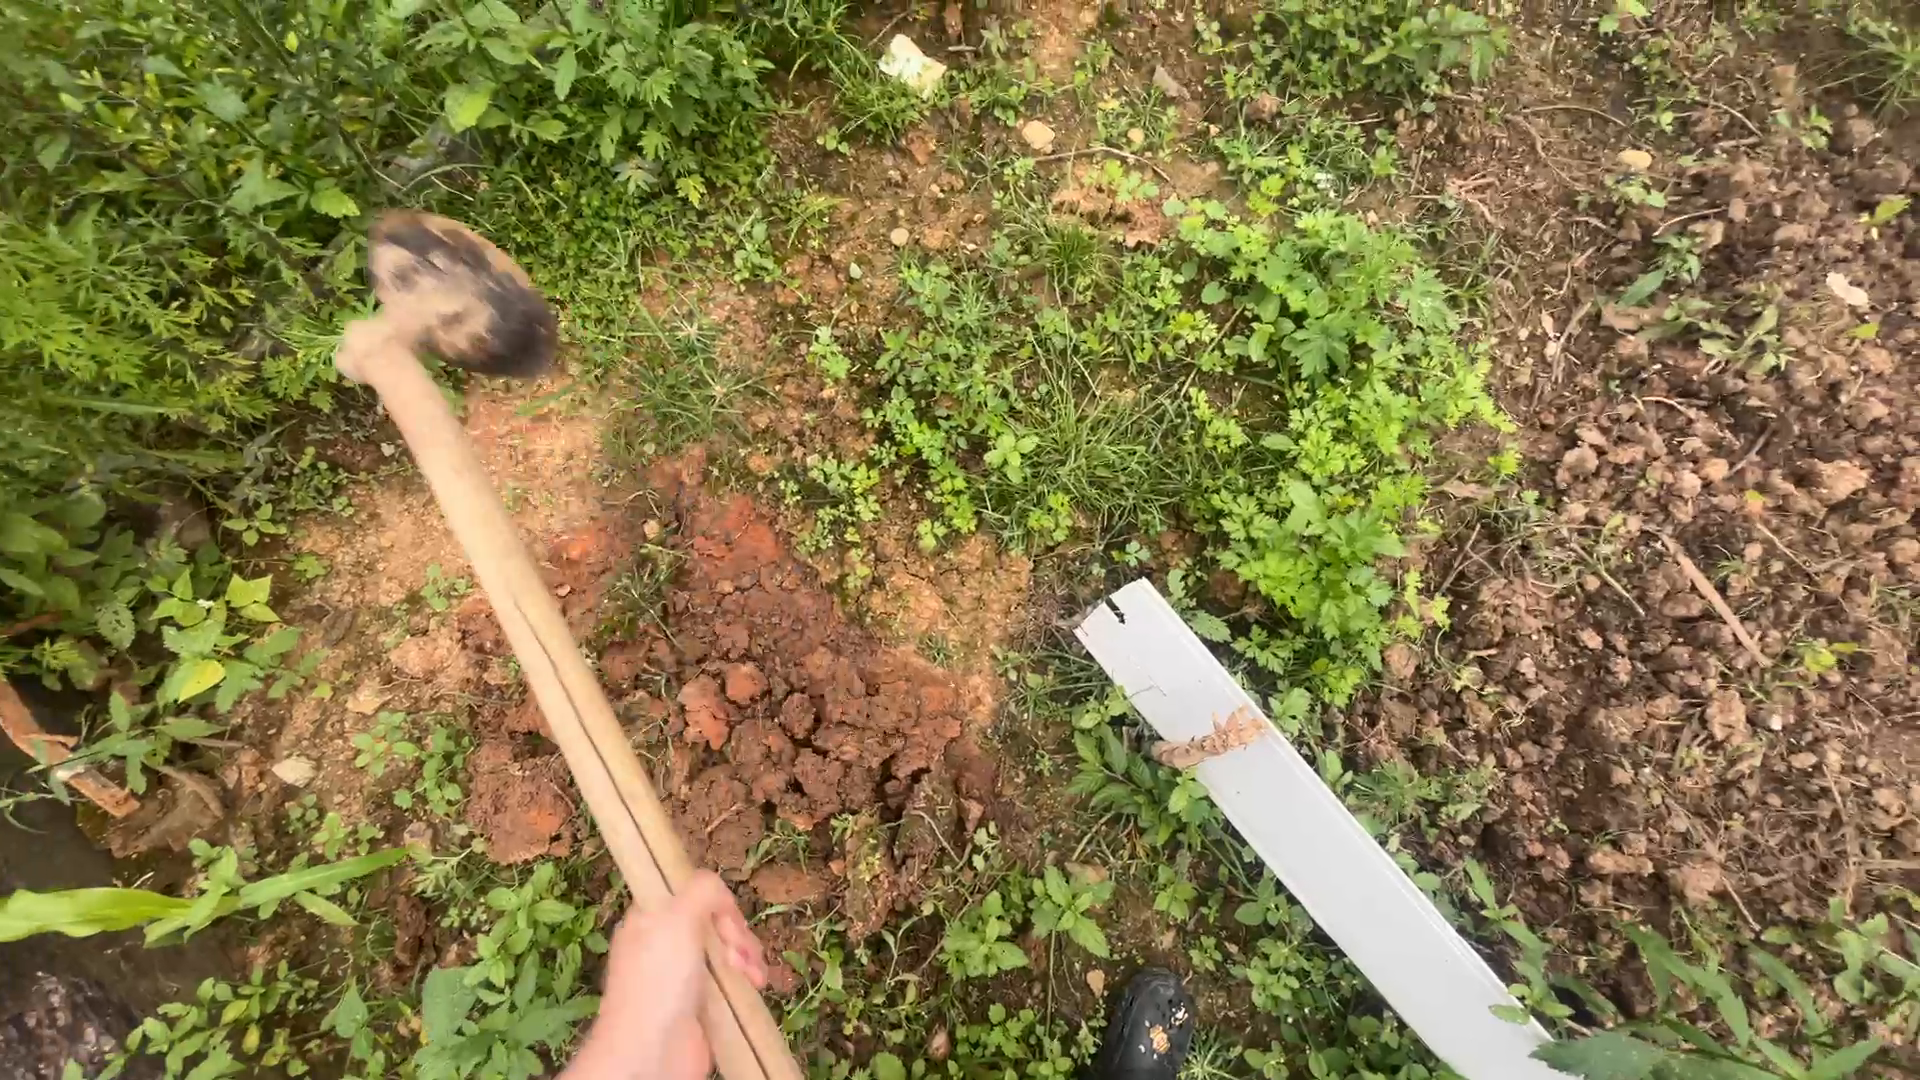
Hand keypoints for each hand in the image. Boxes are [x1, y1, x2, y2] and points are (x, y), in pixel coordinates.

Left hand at [563, 872, 768, 1079]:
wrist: (652, 1055)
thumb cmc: (658, 981)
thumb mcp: (676, 918)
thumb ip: (702, 888)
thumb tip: (721, 892)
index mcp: (652, 917)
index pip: (692, 890)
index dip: (714, 898)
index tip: (723, 915)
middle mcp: (669, 940)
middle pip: (717, 917)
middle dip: (736, 929)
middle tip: (735, 950)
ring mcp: (688, 970)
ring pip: (731, 944)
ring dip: (748, 952)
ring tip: (748, 972)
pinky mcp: (706, 997)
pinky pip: (737, 973)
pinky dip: (751, 973)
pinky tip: (755, 982)